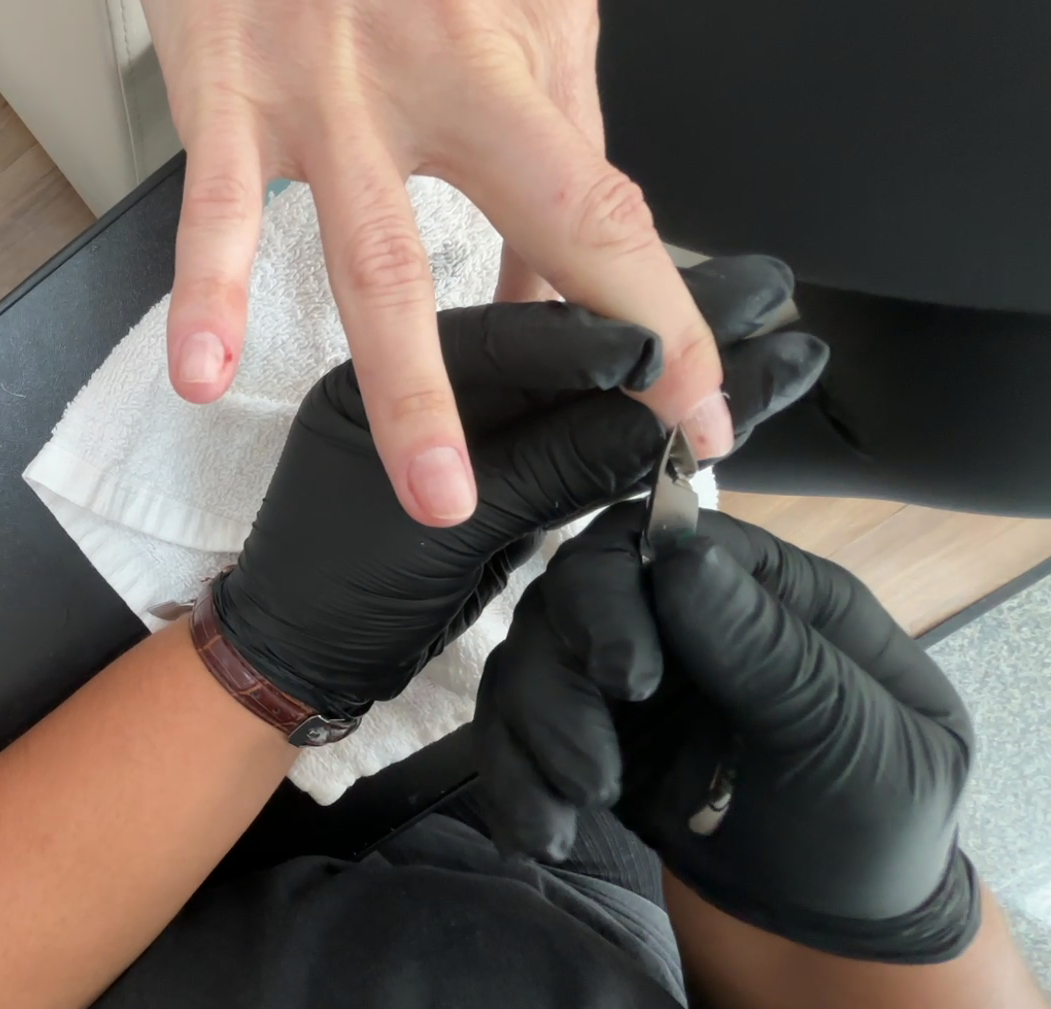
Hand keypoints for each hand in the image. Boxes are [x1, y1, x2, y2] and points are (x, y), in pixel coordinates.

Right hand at [141, 0, 731, 525]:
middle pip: (537, 226)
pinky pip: (220, 213)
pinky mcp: (232, 99)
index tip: (691, 416)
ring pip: (378, 256)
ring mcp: (334, 94)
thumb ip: (531, 142)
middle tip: (611, 469)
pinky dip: (211, 295)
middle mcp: (444, 78)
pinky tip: (201, 373)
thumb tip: (545, 277)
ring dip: (407, 384)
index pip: (609, 209)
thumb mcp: (496, 16)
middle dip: (580, 356)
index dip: (662, 318)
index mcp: (516, 60)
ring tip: (427, 486)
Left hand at [214, 256, 823, 715]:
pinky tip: (683, 403)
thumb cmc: (341, 593)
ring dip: (652, 373)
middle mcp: (417, 395)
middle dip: (650, 328)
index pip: (505, 340)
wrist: (305, 658)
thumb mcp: (443, 532)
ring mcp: (451, 433)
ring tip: (754, 326)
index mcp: (376, 381)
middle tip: (760, 291)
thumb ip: (550, 468)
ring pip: (564, 390)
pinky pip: (558, 438)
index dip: (596, 338)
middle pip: (549, 346)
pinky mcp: (481, 474)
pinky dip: (617, 428)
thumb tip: (665, 413)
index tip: (682, 338)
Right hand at [477, 509, 981, 961]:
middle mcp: (661, 615)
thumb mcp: (857, 744)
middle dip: (558, 685)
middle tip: (593, 775)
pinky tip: (540, 834)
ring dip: (533, 741)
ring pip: (519, 663)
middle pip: (561, 598)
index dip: (610, 590)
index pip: (649, 538)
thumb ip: (771, 650)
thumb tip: (680, 552)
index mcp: (751, 591)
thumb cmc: (866, 825)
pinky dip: (509, 779)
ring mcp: (599, 667)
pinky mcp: (559, 723)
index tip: (622, 679)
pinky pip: (500, 726)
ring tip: (578, 812)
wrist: (806, 919)